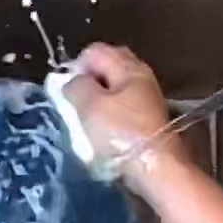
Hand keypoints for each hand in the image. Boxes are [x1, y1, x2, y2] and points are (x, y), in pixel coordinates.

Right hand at [61, 43, 191, 188]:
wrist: (155, 171)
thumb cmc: (121, 136)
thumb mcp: (90, 107)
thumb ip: (76, 87)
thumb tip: (71, 81)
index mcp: (129, 68)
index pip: (95, 52)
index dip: (75, 67)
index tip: (66, 92)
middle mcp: (141, 79)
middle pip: (107, 69)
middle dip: (86, 84)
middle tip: (73, 105)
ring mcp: (146, 102)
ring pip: (114, 91)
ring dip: (96, 103)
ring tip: (84, 123)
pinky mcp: (147, 123)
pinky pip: (121, 110)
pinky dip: (108, 117)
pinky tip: (101, 134)